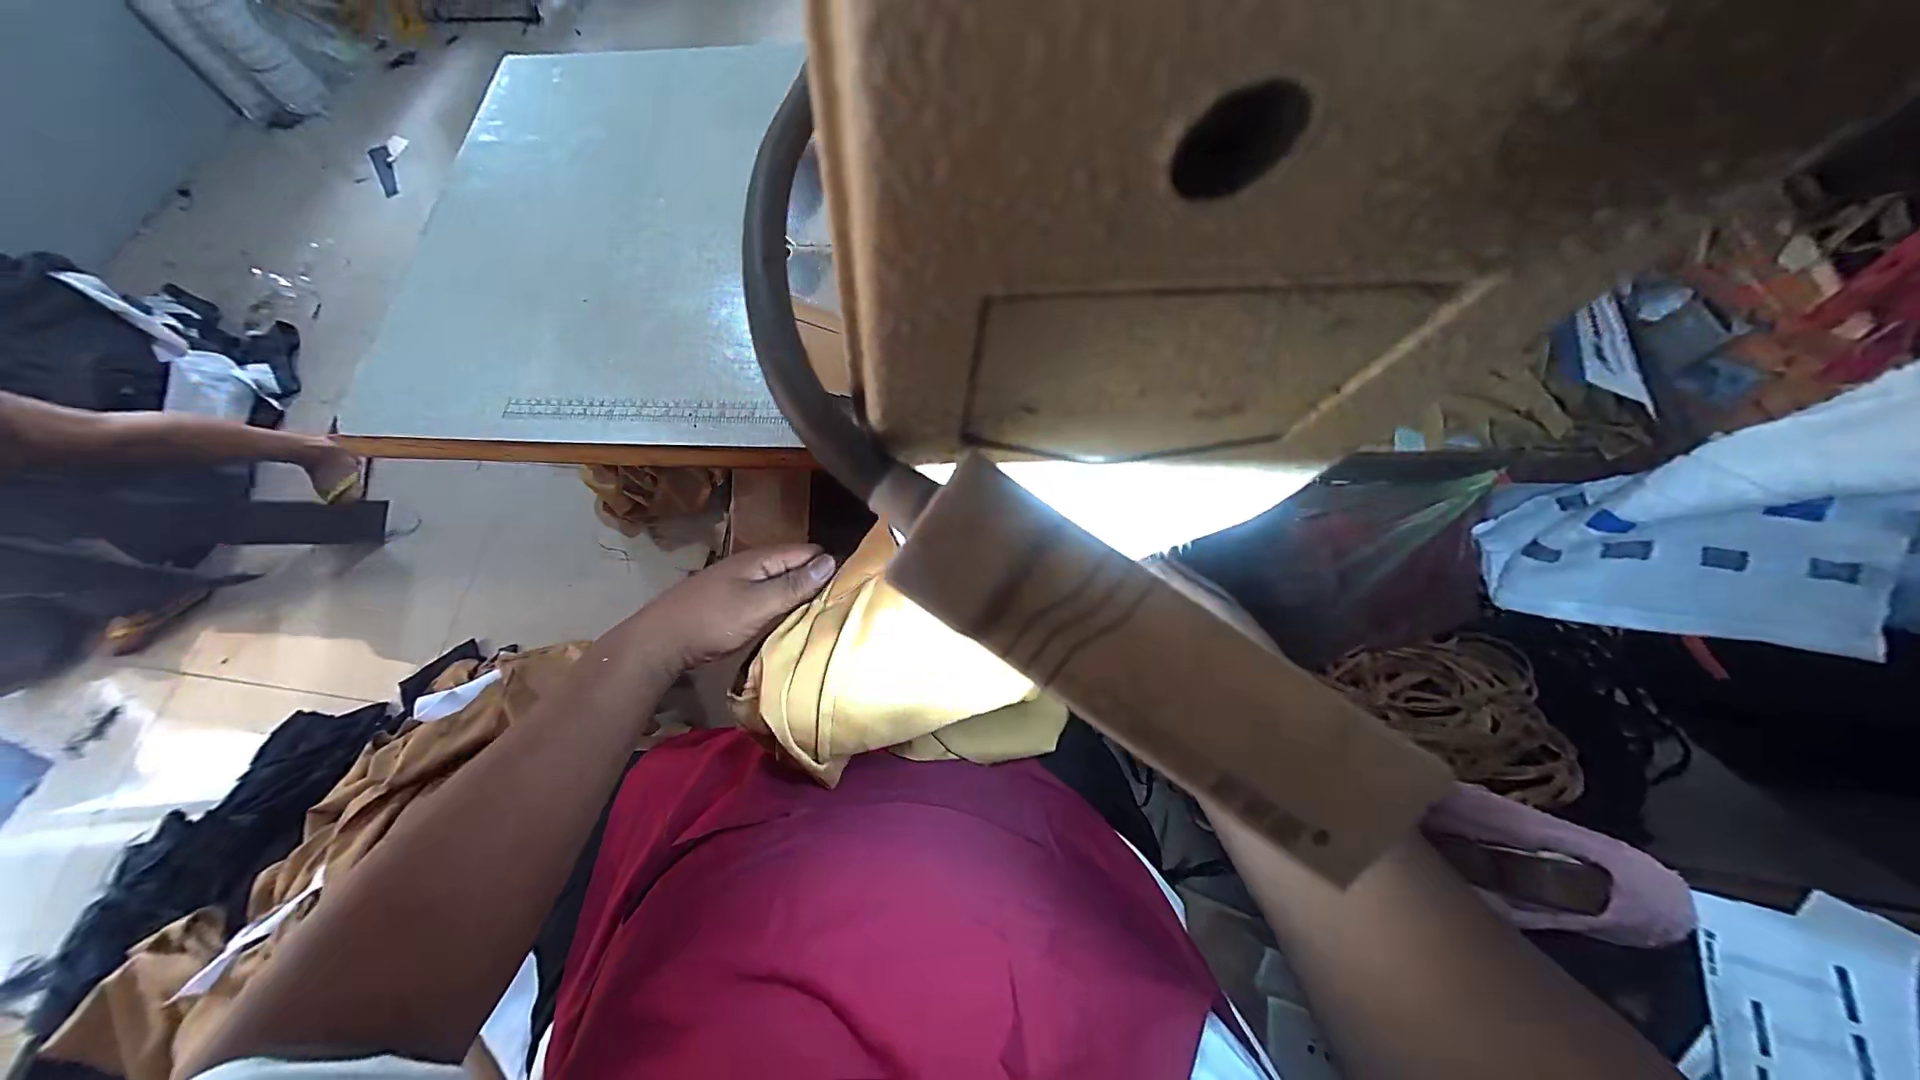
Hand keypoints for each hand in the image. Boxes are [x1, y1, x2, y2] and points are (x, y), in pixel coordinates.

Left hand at [624, 544, 836, 672]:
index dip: (831, 566)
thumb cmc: (712, 621)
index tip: (853, 587)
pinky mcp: (735, 602)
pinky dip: (783, 608)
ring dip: (801, 598)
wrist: (660, 642)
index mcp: (761, 559)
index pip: (809, 552)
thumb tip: (831, 561)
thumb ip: (795, 585)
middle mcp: (753, 566)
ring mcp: (742, 584)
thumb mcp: (759, 604)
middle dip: (819, 583)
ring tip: (825, 616)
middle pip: (797, 568)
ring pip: (783, 585)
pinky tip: (792, 624)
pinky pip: (769, 599)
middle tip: (843, 606)